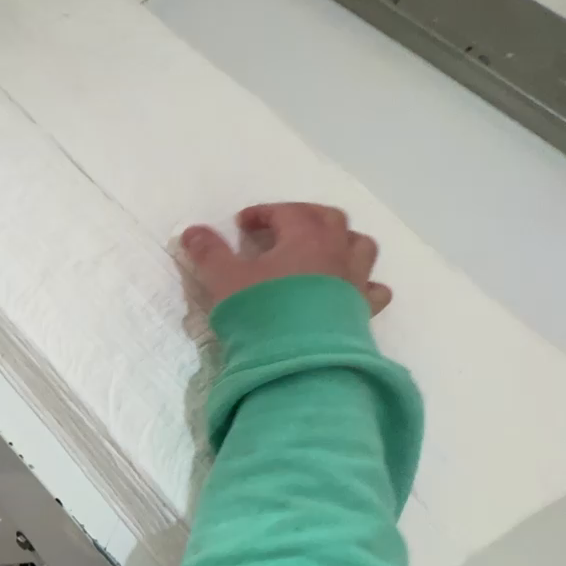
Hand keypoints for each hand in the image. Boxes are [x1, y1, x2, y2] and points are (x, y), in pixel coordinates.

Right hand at [181, 202, 392, 315]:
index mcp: (305, 238)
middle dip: (304, 216)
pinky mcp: (362, 307)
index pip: (287, 212)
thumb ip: (209, 252)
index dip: (263, 213)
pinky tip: (348, 287)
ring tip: (320, 249)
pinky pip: (373, 287)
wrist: (296, 352)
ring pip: (359, 245)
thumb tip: (192, 230)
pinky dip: (363, 281)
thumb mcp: (223, 278)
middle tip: (282, 226)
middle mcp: (336, 251)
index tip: (242, 223)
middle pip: (329, 219)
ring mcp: (355, 279)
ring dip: (340, 240)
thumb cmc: (259, 308)